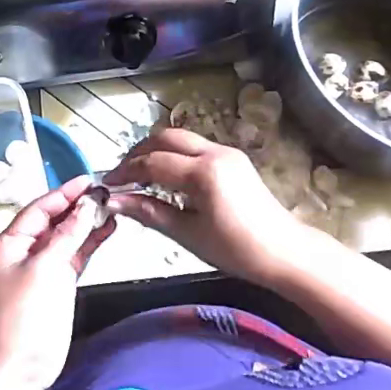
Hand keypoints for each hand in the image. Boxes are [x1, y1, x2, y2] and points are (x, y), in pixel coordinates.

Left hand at [0, 175, 115, 389]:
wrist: (15, 376)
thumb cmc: (20, 323)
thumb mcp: (43, 271)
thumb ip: (66, 236)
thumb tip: (86, 206)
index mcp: (8, 245)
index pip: (39, 208)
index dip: (64, 193)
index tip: (89, 180)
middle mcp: (23, 253)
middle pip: (54, 220)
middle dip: (78, 205)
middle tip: (106, 192)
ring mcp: (41, 271)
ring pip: (67, 237)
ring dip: (87, 222)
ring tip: (113, 207)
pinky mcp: (56, 286)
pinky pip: (75, 256)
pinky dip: (90, 243)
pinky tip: (107, 231)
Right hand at [104, 128, 327, 287]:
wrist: (283, 251)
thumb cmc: (236, 249)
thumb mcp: (187, 234)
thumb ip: (149, 212)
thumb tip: (116, 202)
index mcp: (203, 173)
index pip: (152, 163)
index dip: (125, 172)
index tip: (107, 185)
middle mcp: (215, 153)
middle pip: (166, 138)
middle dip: (138, 152)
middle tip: (120, 175)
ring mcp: (226, 153)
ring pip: (181, 139)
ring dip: (156, 151)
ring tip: (138, 176)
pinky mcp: (233, 159)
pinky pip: (195, 148)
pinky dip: (174, 156)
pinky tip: (165, 177)